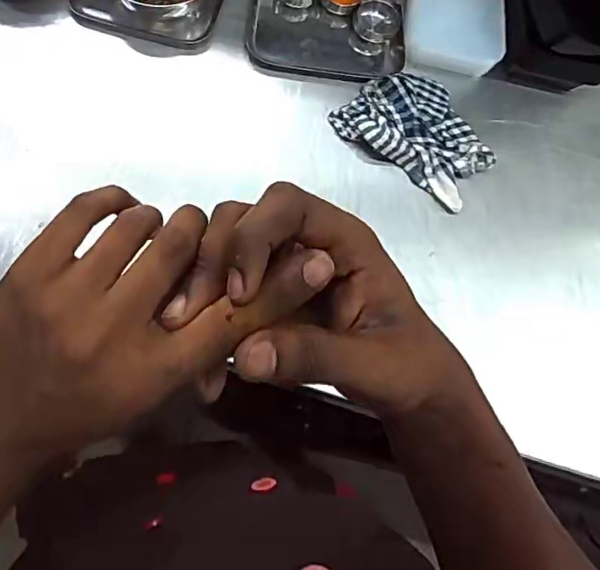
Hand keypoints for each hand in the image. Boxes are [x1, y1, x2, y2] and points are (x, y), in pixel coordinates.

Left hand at [0, 186, 334, 474]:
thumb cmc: (76, 411)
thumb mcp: (142, 397)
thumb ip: (186, 353)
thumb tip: (231, 307)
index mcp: (151, 373)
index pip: (227, 321)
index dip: (275, 287)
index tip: (308, 258)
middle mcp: (115, 332)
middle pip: (180, 254)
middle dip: (195, 228)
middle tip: (193, 223)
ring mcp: (67, 297)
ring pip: (133, 226)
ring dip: (149, 216)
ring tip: (148, 221)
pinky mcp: (31, 270)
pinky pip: (81, 212)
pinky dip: (108, 198)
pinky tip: (117, 202)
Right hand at [162, 182, 473, 419]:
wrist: (413, 393)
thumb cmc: (409, 369)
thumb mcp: (375, 368)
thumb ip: (314, 356)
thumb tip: (246, 356)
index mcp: (340, 238)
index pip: (286, 205)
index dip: (254, 237)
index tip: (240, 294)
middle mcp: (301, 238)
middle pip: (241, 217)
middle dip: (215, 258)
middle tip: (198, 311)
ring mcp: (275, 259)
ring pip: (220, 241)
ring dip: (199, 278)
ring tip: (187, 325)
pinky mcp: (257, 286)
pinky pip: (217, 279)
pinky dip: (201, 305)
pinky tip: (195, 342)